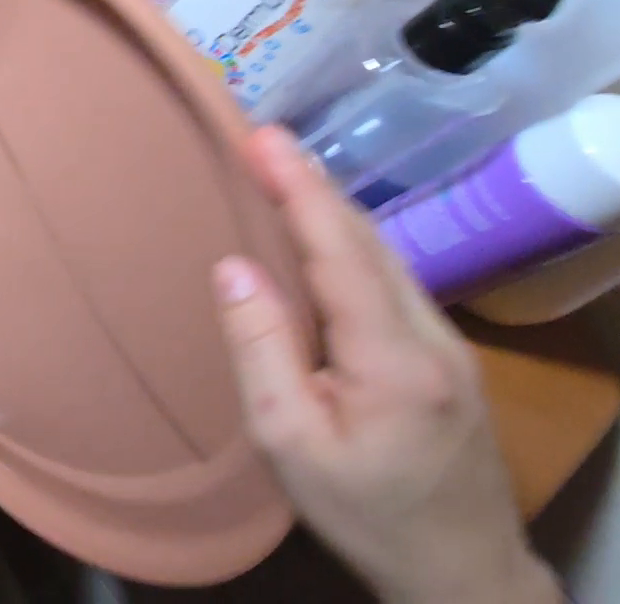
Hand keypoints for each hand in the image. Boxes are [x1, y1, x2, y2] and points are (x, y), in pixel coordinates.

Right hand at [212, 127, 562, 603]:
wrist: (462, 574)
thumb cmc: (361, 510)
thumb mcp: (288, 439)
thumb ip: (263, 349)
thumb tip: (234, 267)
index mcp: (393, 358)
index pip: (340, 251)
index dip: (300, 188)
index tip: (263, 138)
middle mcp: (432, 337)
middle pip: (367, 240)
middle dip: (313, 182)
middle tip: (261, 137)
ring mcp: (446, 345)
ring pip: (382, 254)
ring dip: (329, 204)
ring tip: (281, 167)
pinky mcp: (442, 356)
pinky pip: (387, 276)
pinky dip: (345, 236)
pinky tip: (320, 227)